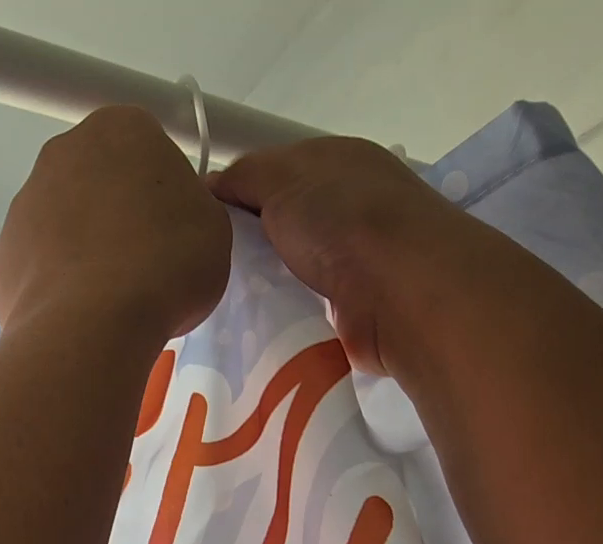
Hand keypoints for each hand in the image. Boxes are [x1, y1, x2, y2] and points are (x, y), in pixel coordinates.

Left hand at [0, 106, 231, 344]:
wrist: (92, 325)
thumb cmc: (165, 264)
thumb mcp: (212, 226)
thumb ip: (189, 206)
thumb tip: (167, 218)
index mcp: (120, 128)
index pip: (145, 149)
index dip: (161, 192)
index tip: (170, 228)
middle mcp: (61, 153)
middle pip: (95, 181)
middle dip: (113, 214)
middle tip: (141, 262)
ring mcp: (22, 204)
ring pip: (59, 222)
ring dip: (80, 249)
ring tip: (107, 295)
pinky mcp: (0, 256)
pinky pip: (35, 265)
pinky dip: (52, 284)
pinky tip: (75, 312)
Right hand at [209, 137, 483, 376]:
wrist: (402, 292)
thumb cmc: (342, 221)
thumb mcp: (281, 179)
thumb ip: (242, 176)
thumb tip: (208, 186)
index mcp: (338, 162)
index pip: (272, 172)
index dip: (234, 193)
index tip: (200, 222)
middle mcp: (349, 204)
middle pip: (278, 222)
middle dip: (243, 242)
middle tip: (202, 264)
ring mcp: (354, 255)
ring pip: (286, 265)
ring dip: (258, 281)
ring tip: (217, 296)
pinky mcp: (351, 303)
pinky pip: (300, 303)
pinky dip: (278, 310)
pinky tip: (250, 321)